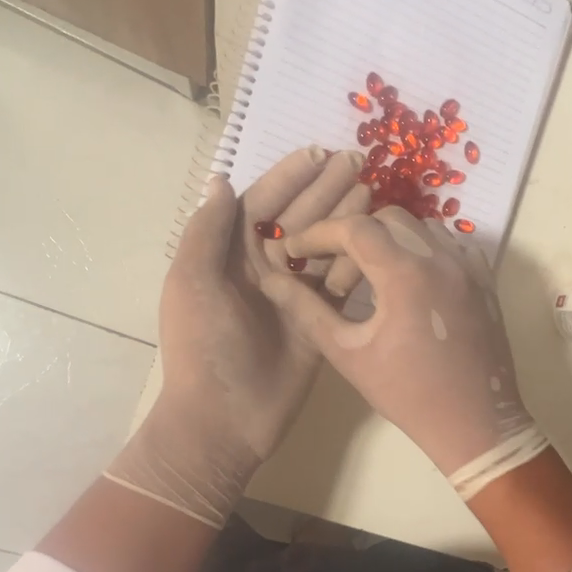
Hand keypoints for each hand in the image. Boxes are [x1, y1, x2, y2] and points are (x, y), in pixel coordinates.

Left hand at [105, 147, 367, 525]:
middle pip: (298, 218)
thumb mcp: (192, 283)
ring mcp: (293, 296)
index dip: (290, 176)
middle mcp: (263, 268)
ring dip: (347, 221)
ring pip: (324, 248)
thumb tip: (220, 179)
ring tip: (377, 195)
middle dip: (327, 190)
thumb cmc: (203, 349)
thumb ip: (208, 231)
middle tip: (361, 163)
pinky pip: (339, 286)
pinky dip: (356, 264)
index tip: (321, 151)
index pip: (262, 203)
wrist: (226, 419)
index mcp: (228, 254)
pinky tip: (378, 244)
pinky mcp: (318, 322)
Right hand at [258, 207, 546, 500]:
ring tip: (373, 284)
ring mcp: (470, 269)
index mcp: (407, 274)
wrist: (475, 424)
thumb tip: (272, 280)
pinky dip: (425, 253)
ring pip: (423, 229)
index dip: (318, 234)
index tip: (296, 250)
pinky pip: (451, 247)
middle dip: (355, 239)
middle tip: (336, 278)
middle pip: (388, 221)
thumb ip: (308, 311)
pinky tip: (411, 287)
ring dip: (391, 243)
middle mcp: (442, 259)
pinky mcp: (486, 283)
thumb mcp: (349, 354)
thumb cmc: (408, 395)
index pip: (355, 228)